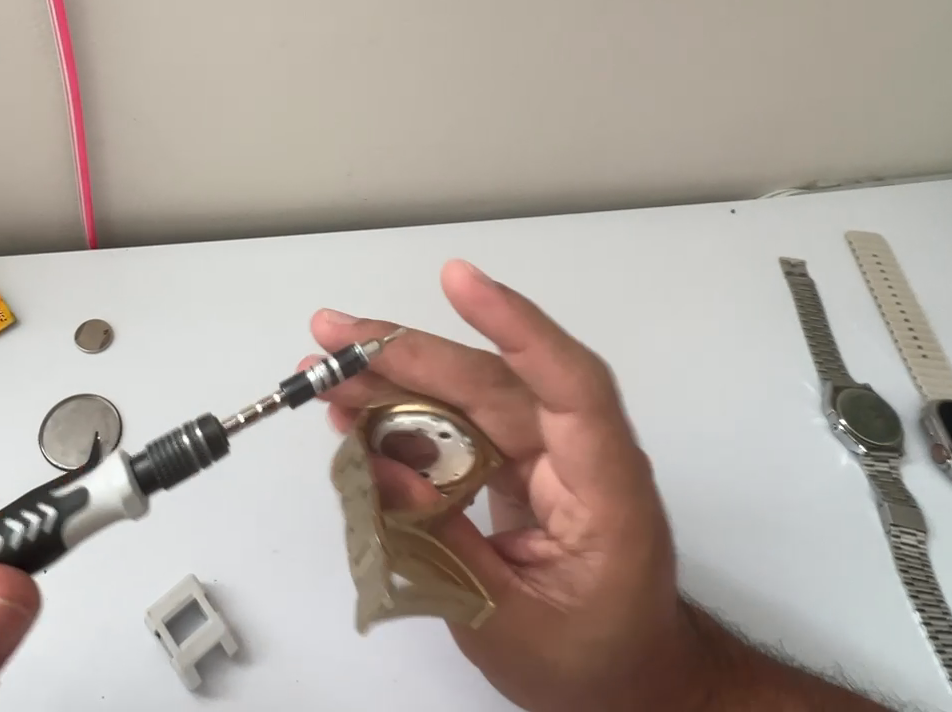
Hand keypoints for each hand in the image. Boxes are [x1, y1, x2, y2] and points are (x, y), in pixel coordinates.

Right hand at [312, 260, 883, 711]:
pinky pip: (451, 427)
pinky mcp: (509, 462)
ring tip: (324, 368)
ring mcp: (538, 454)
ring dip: (391, 378)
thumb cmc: (591, 662)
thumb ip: (442, 545)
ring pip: (461, 395)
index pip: (571, 387)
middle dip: (407, 353)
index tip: (456, 279)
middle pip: (489, 381)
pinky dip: (399, 418)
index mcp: (605, 489)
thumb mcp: (509, 625)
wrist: (627, 678)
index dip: (516, 326)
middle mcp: (572, 453)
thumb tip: (378, 464)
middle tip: (331, 333)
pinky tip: (353, 414)